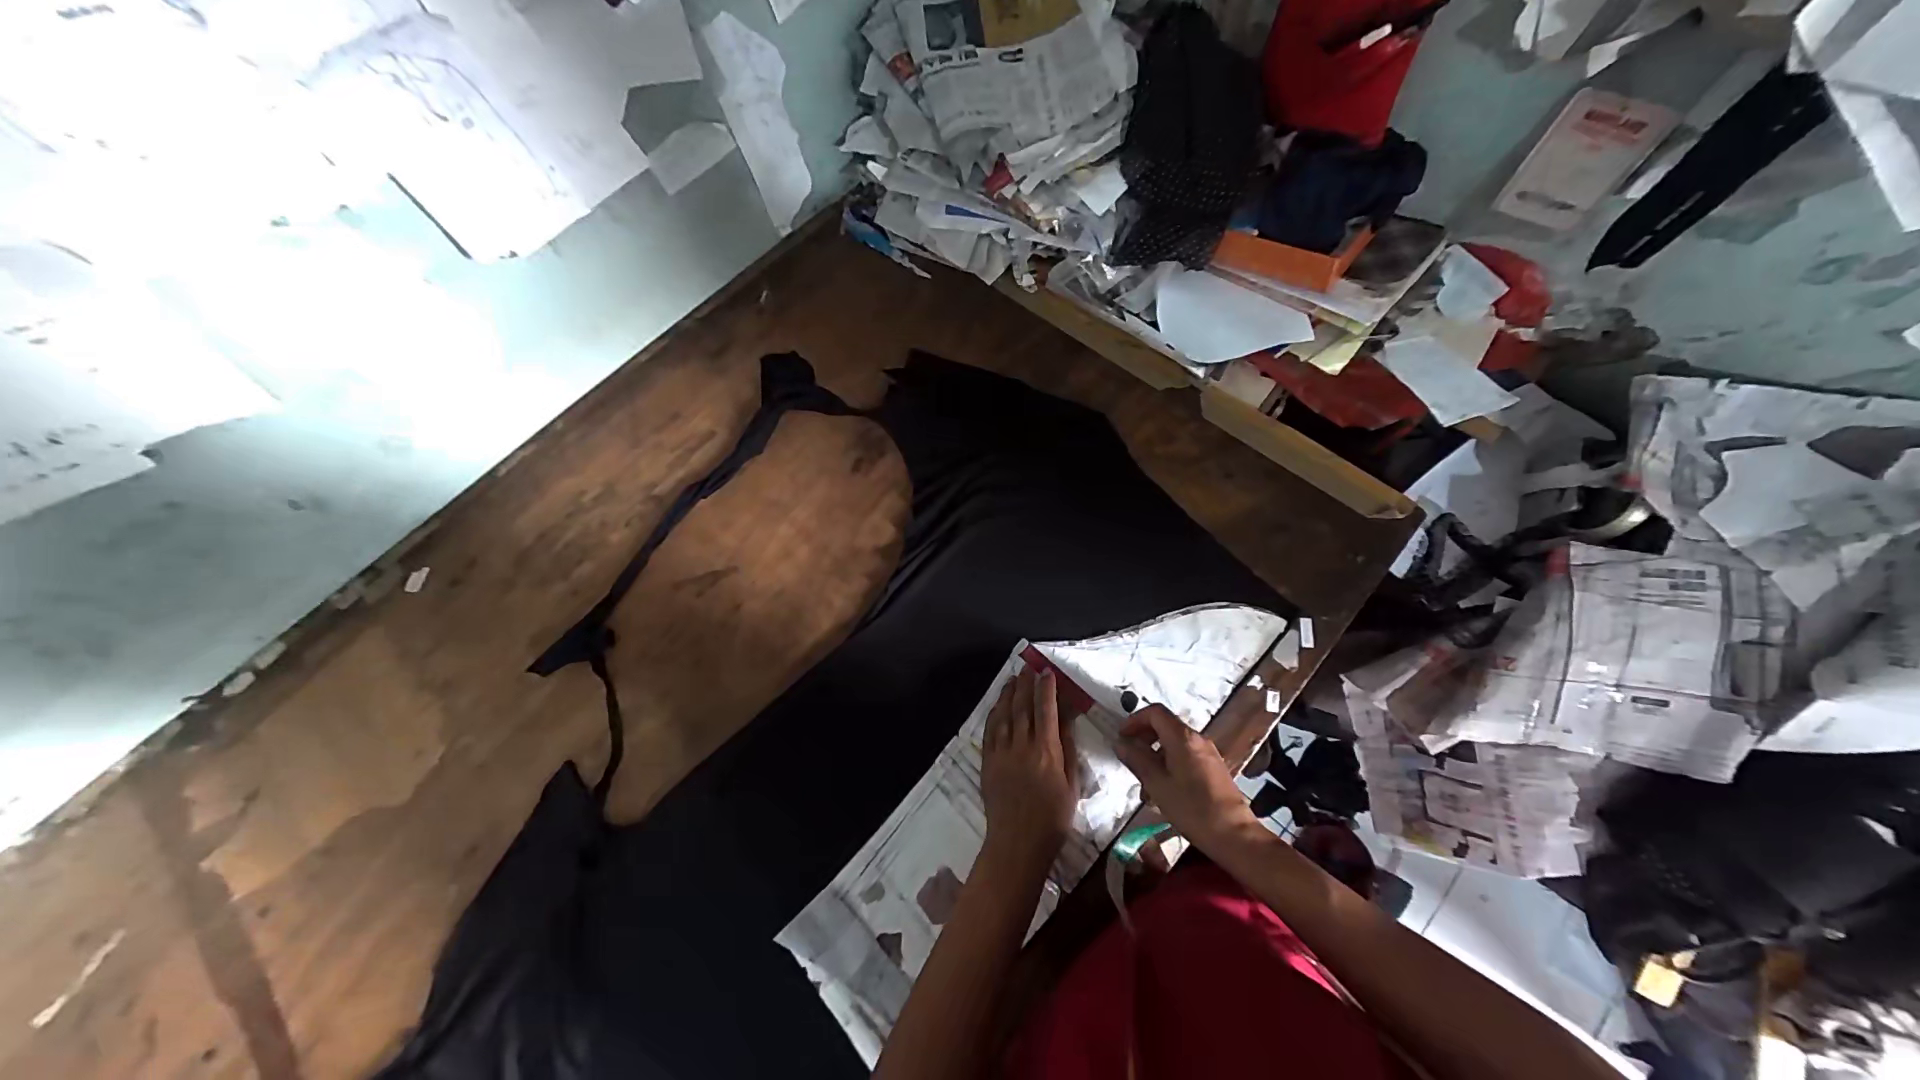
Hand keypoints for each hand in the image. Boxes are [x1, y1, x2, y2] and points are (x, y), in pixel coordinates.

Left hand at [980, 668, 1077, 875]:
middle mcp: (1022, 746)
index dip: (1046, 688)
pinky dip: (994, 714)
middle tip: (1028, 668)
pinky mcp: (987, 761)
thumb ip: (1068, 749)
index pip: (1046, 710)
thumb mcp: (1072, 784)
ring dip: (1008, 694)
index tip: (1047, 672)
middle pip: (1022, 707)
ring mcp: (1002, 752)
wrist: (1018, 842)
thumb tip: (1066, 720)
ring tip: (1013, 679)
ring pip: (1004, 714)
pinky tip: (998, 705)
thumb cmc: (1053, 818)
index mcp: (1047, 751)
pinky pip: (990, 730)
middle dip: (1026, 684)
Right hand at [1115, 705, 1259, 854]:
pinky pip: (1186, 754)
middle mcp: (1197, 738)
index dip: (1134, 720)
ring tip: (1145, 779)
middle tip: (1130, 756)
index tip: (1122, 737)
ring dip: (1155, 752)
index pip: (1155, 712)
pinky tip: (1164, 787)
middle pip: (1165, 725)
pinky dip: (1169, 761)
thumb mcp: (1157, 784)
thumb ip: (1137, 759)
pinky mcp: (1213, 766)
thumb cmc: (1192, 808)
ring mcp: (1208, 752)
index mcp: (1182, 738)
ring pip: (1174, 741)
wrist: (1234, 834)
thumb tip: (1121, 743)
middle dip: (1144, 736)